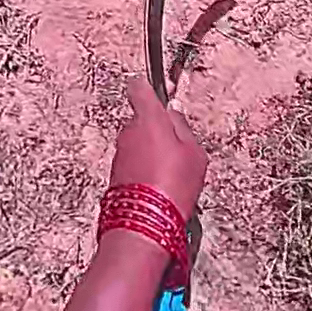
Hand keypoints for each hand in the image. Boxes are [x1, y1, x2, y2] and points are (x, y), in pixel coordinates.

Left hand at [111, 79, 207, 215]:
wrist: (144, 224)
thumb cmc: (172, 187)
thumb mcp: (195, 153)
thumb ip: (182, 127)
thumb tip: (174, 114)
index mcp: (148, 119)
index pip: (141, 89)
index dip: (149, 86)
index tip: (156, 87)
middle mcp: (129, 133)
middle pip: (143, 120)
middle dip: (158, 129)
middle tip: (179, 147)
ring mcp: (120, 154)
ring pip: (139, 143)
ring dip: (152, 151)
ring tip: (172, 172)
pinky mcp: (116, 173)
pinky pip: (134, 162)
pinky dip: (145, 168)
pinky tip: (161, 184)